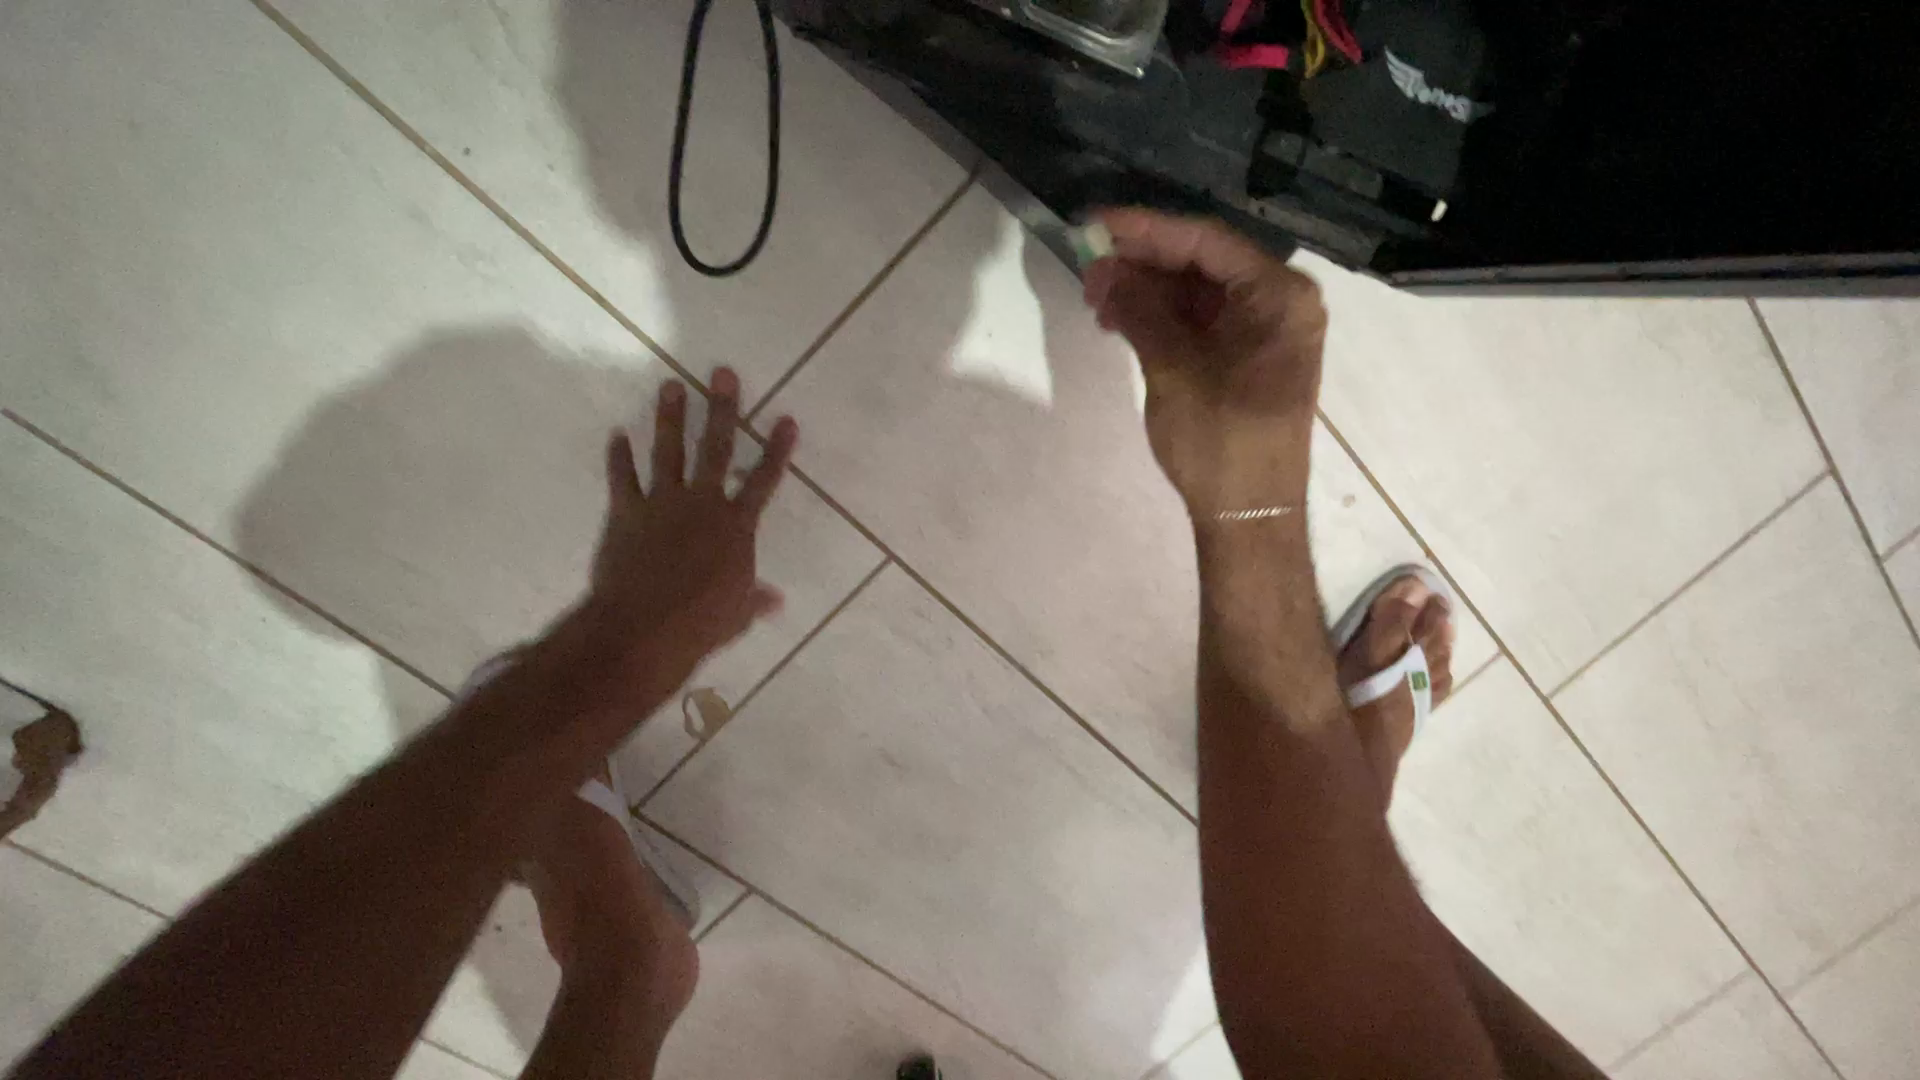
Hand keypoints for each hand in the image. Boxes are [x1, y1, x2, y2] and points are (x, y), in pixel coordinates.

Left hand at [582, 367, 796, 684]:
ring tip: (671, 385)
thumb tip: (776, 600)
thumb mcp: (738, 614)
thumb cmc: (702, 623)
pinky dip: (619, 457)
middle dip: (721, 409)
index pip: (764, 480)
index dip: (777, 449)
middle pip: (715, 449)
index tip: (786, 419)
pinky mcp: (626, 513)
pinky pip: (622, 479)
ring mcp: (662, 504)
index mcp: (736, 527)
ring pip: (668, 452)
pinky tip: (617, 435)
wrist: (645, 627)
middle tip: (722, 373)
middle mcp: (703, 503)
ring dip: (670, 417)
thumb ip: (754, 599)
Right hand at [1083, 209, 1326, 517]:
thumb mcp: (1175, 371)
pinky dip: (1161, 321)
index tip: (1095, 224)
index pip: (1206, 242)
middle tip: (1088, 270)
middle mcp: (1278, 304)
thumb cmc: (1220, 442)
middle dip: (1142, 265)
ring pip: (1196, 295)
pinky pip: (1200, 323)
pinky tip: (1121, 323)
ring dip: (1146, 293)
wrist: (1248, 516)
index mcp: (1279, 296)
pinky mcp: (1245, 358)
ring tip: (1096, 301)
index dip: (1146, 230)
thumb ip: (1140, 311)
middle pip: (1201, 264)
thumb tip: (1104, 268)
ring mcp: (1263, 332)